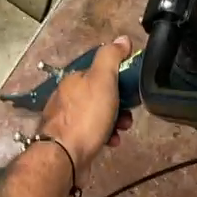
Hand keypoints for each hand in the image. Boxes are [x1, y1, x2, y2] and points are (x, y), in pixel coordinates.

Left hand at [37, 35, 133, 171]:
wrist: (65, 157)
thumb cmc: (85, 117)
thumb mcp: (102, 79)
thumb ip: (111, 57)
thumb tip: (122, 39)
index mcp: (73, 80)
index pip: (99, 72)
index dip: (119, 79)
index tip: (131, 89)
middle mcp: (66, 98)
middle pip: (100, 96)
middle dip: (119, 104)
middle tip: (128, 114)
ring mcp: (66, 121)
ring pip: (97, 116)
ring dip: (114, 122)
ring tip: (121, 130)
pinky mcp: (68, 141)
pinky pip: (92, 134)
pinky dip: (104, 136)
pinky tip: (110, 142)